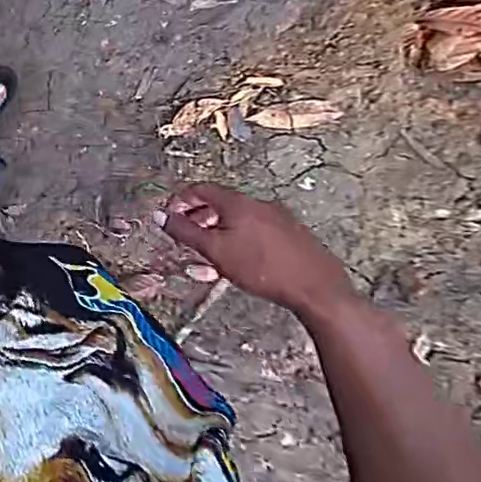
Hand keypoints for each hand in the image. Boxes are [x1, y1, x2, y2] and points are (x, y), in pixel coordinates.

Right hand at [154, 183, 361, 318]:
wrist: (319, 292)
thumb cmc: (263, 268)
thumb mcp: (213, 250)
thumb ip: (183, 231)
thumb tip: (160, 215)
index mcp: (238, 203)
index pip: (200, 189)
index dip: (179, 201)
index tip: (170, 217)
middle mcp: (261, 205)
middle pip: (220, 203)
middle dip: (198, 218)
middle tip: (188, 236)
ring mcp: (281, 220)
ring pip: (239, 219)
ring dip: (218, 231)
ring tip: (211, 253)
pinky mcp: (295, 236)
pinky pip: (258, 230)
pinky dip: (240, 239)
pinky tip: (239, 261)